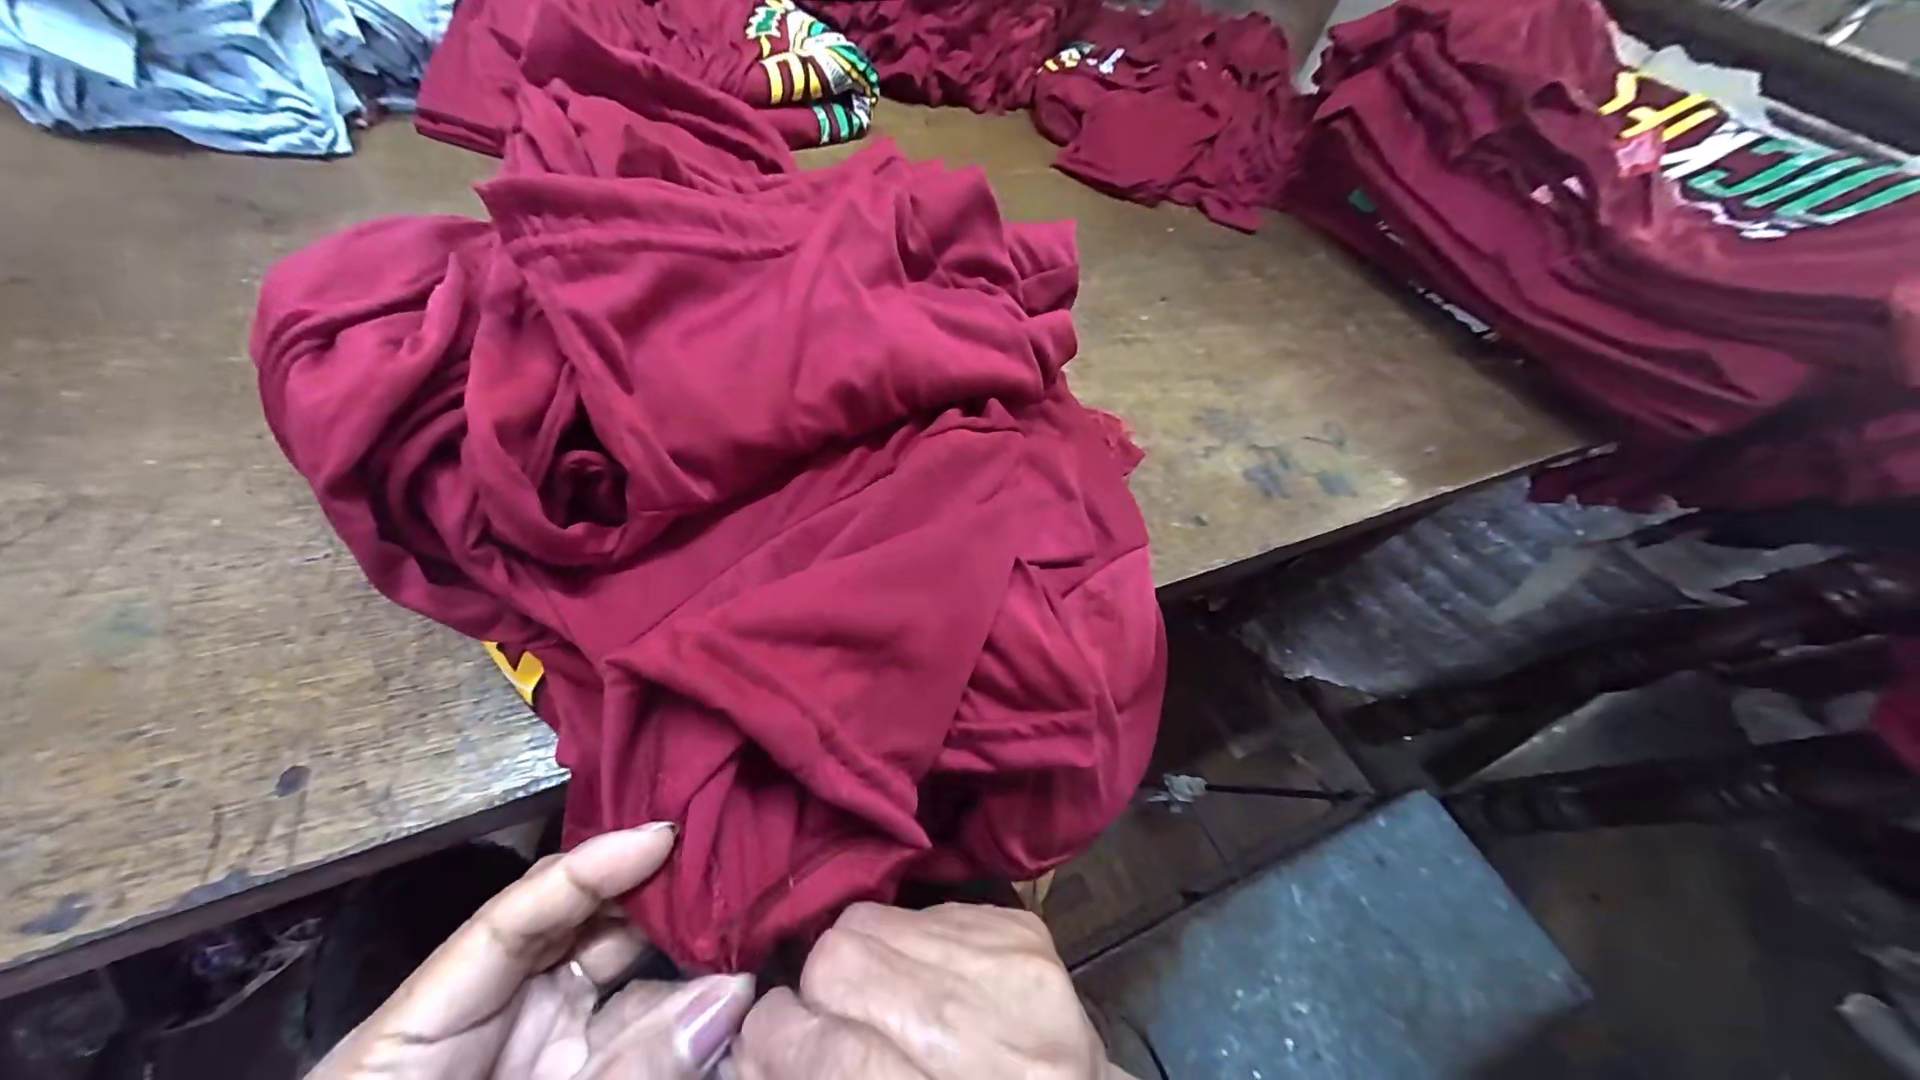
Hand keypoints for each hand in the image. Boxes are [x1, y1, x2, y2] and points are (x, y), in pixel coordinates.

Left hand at [308, 823, 752, 1079]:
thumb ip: (625, 1072)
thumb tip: (731, 996)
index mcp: (419, 1032)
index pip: (509, 919)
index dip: (589, 867)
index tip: (665, 835)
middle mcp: (485, 1018)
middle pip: (570, 927)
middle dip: (645, 893)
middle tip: (718, 863)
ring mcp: (535, 1045)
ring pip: (613, 971)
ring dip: (674, 951)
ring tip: (738, 929)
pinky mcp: (575, 1069)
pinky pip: (634, 1019)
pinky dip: (680, 1009)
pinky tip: (724, 997)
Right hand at [731, 903, 1114, 1079]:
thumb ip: (827, 1071)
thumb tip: (760, 1037)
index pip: (830, 1048)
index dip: (777, 1036)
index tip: (766, 1036)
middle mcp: (980, 1021)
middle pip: (842, 957)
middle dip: (818, 986)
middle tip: (827, 1014)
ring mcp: (1006, 958)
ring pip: (876, 919)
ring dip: (862, 956)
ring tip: (881, 992)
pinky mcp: (1020, 925)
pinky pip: (925, 910)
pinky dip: (910, 942)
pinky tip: (929, 975)